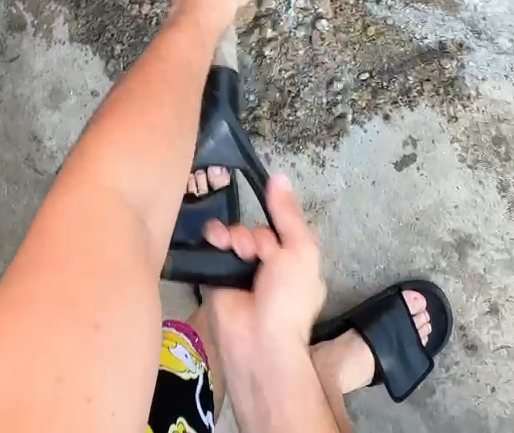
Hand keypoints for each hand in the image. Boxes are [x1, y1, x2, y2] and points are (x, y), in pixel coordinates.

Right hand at [202, 174, 326, 357]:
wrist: (256, 339)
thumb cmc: (288, 299)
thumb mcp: (300, 251)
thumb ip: (288, 213)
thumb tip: (279, 176)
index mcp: (293, 264)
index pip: (282, 229)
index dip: (277, 227)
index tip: (274, 241)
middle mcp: (268, 267)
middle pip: (257, 230)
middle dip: (255, 236)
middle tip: (255, 253)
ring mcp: (241, 271)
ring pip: (235, 234)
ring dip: (235, 236)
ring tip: (236, 250)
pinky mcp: (216, 275)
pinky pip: (213, 245)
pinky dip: (214, 237)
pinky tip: (214, 239)